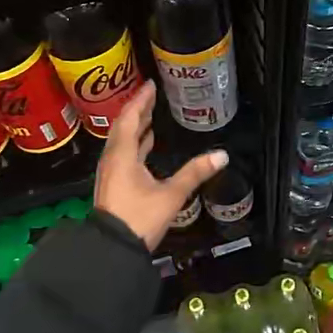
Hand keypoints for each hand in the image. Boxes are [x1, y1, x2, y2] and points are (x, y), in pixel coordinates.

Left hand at [92, 82, 226, 250]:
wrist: (113, 248)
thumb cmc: (139, 218)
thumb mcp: (171, 195)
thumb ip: (194, 173)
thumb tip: (221, 155)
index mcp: (122, 154)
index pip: (130, 117)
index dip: (140, 100)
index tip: (150, 85)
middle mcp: (112, 158)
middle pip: (123, 126)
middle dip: (137, 111)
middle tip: (152, 96)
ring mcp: (110, 172)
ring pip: (121, 141)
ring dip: (135, 127)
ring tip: (150, 117)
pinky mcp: (113, 184)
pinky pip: (122, 154)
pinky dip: (134, 144)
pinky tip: (145, 146)